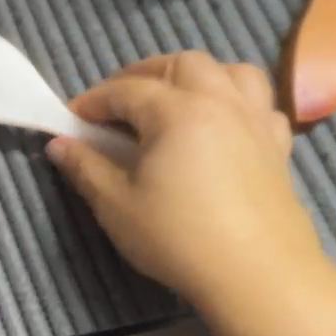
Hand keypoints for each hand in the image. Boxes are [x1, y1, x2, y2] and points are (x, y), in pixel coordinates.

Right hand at [47, 51, 327, 311]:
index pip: (127, 90)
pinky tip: (214, 124)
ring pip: (231, 72)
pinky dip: (232, 100)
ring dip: (195, 76)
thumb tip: (59, 144)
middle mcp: (221, 104)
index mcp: (178, 113)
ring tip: (168, 101)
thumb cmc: (175, 236)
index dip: (93, 100)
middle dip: (143, 74)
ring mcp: (255, 122)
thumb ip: (85, 167)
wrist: (255, 271)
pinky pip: (258, 102)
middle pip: (183, 64)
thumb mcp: (114, 204)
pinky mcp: (276, 145)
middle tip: (115, 101)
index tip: (69, 119)